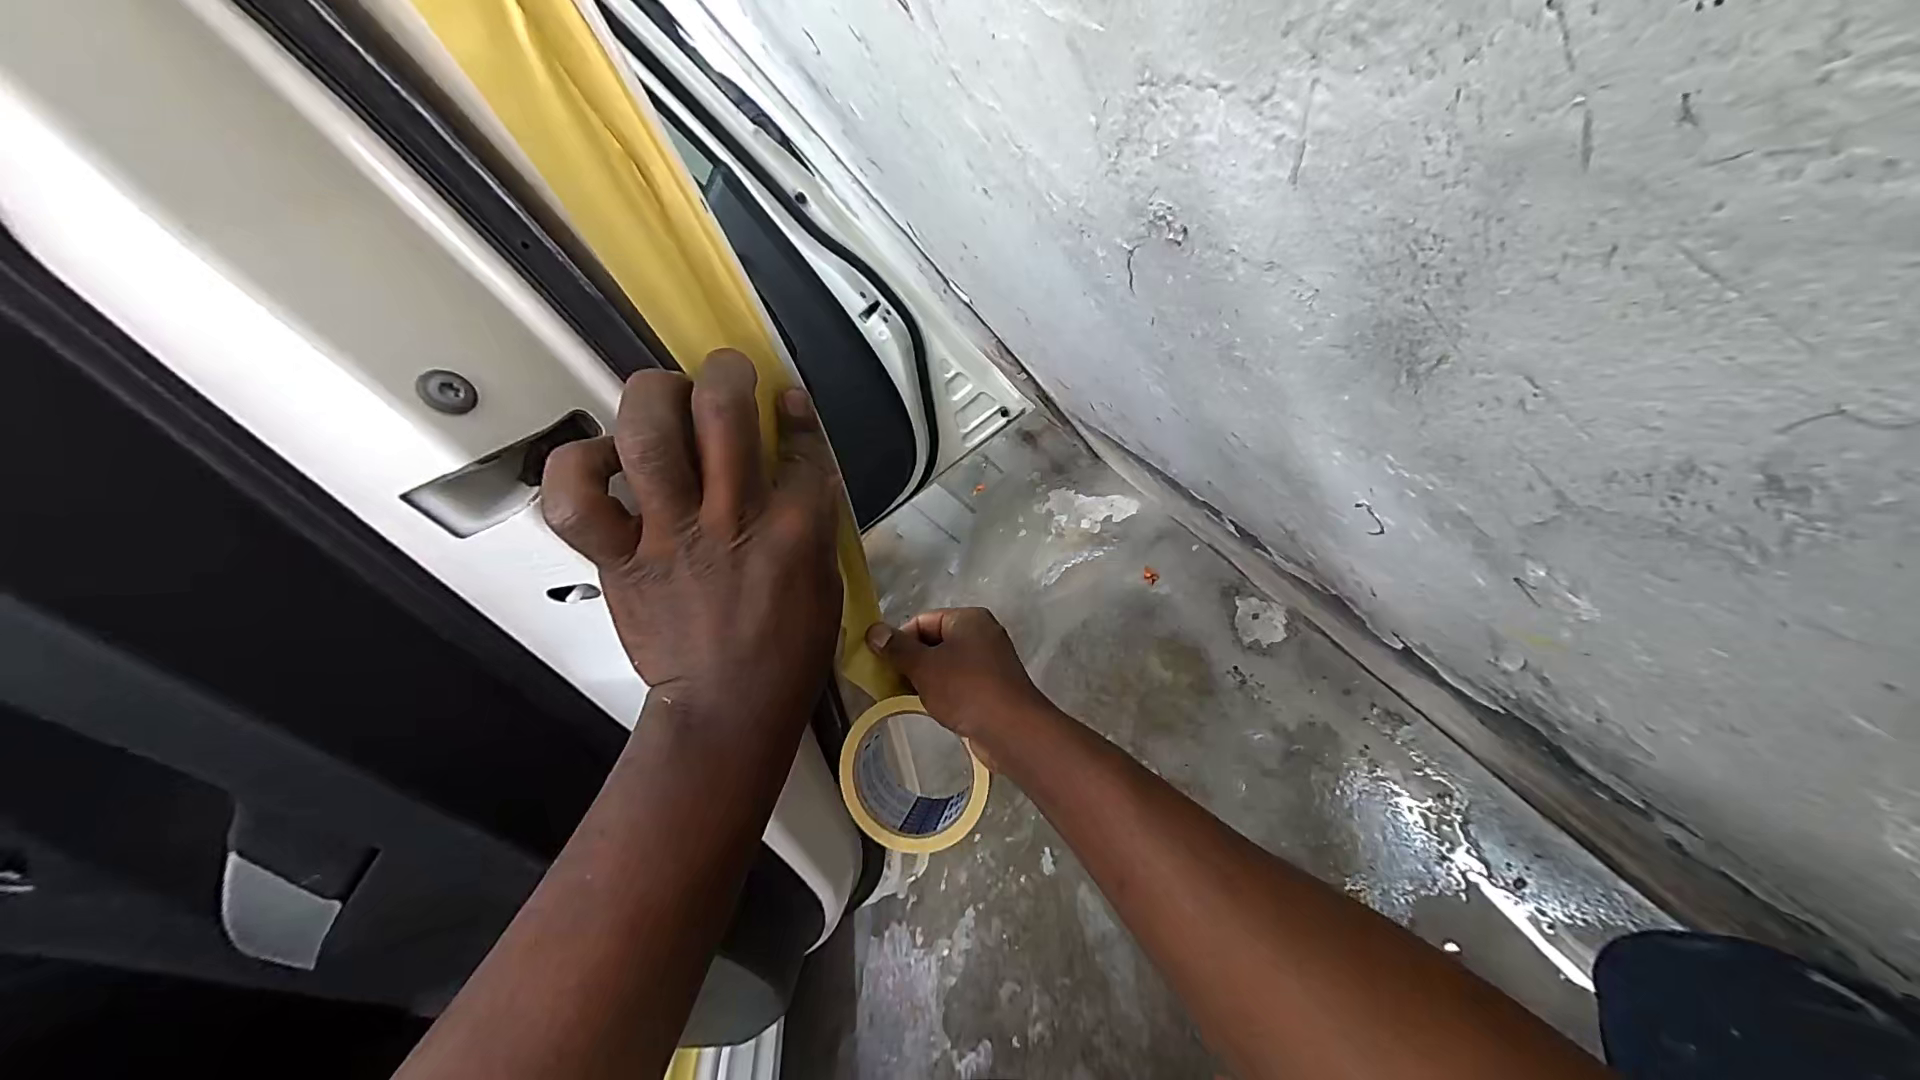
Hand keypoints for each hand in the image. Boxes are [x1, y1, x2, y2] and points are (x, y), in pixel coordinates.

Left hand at [542, 351, 843, 726]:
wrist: (729, 706)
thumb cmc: (788, 648)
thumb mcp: (826, 578)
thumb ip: (812, 517)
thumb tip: (795, 464)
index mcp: (794, 531)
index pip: (801, 447)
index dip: (797, 415)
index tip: (788, 401)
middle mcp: (732, 521)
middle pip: (724, 414)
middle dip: (726, 373)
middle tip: (726, 373)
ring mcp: (670, 538)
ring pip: (650, 436)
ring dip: (656, 397)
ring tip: (664, 397)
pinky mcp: (621, 562)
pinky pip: (578, 501)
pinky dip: (579, 466)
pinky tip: (603, 459)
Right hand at [864, 608, 1053, 759]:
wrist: (1012, 730)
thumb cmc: (966, 690)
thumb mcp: (924, 667)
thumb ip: (897, 648)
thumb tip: (873, 631)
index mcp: (968, 619)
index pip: (922, 620)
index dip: (899, 640)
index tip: (882, 665)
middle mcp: (982, 633)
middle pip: (934, 640)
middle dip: (911, 660)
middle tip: (890, 683)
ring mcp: (990, 661)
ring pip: (946, 663)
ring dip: (926, 678)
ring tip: (907, 697)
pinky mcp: (994, 686)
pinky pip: (960, 681)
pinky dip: (943, 690)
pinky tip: (932, 707)